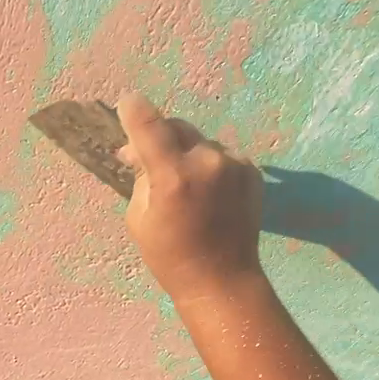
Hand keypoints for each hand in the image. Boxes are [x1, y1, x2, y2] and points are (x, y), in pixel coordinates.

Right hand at [116, 92, 265, 300]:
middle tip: (140, 157)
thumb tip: (140, 153)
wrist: (221, 278)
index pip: (149, 127)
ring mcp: (233, 164)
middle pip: (176, 127)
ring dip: (184, 153)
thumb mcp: (139, 218)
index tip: (127, 101)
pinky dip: (206, 165)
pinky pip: (220, 156)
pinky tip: (202, 190)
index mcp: (172, 177)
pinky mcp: (251, 170)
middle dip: (157, 136)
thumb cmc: (169, 255)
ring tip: (178, 182)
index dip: (134, 111)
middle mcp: (206, 162)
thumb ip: (141, 178)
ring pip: (199, 142)